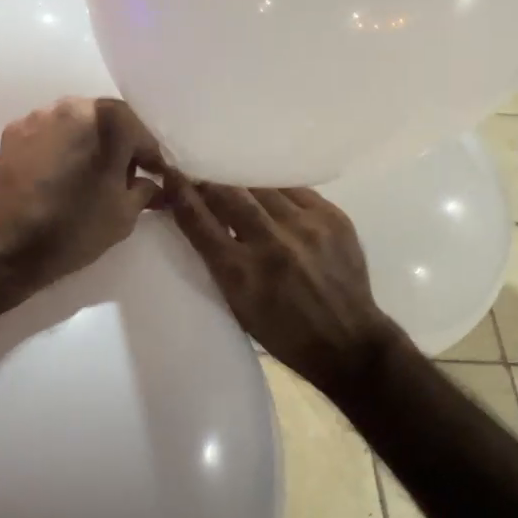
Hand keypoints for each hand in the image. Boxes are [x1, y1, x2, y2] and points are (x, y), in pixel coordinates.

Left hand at [0, 98, 162, 282]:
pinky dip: (57, 146)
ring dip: (85, 141)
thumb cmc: (78, 226)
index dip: (148, 154)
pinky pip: (47, 132)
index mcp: (105, 121)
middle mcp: (71, 107)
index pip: (137, 131)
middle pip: (104, 119)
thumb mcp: (125, 212)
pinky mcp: (13, 131)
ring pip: (73, 122)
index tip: (153, 174)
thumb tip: (150, 183)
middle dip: (116, 143)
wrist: (14, 243)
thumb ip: (144, 189)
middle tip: (122, 172)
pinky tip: (58, 172)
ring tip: (87, 172)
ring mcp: (38, 117)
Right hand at [162, 173, 405, 390]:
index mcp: (240, 272)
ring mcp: (305, 227)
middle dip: (209, 181)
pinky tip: (271, 196)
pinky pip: (294, 190)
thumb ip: (217, 259)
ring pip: (261, 186)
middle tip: (200, 174)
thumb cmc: (283, 333)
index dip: (179, 192)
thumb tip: (199, 215)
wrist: (349, 344)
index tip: (169, 174)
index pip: (198, 219)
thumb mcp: (237, 303)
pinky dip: (276, 192)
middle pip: (227, 193)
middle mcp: (271, 243)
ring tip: (235, 182)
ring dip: (242, 184)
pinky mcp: (332, 217)